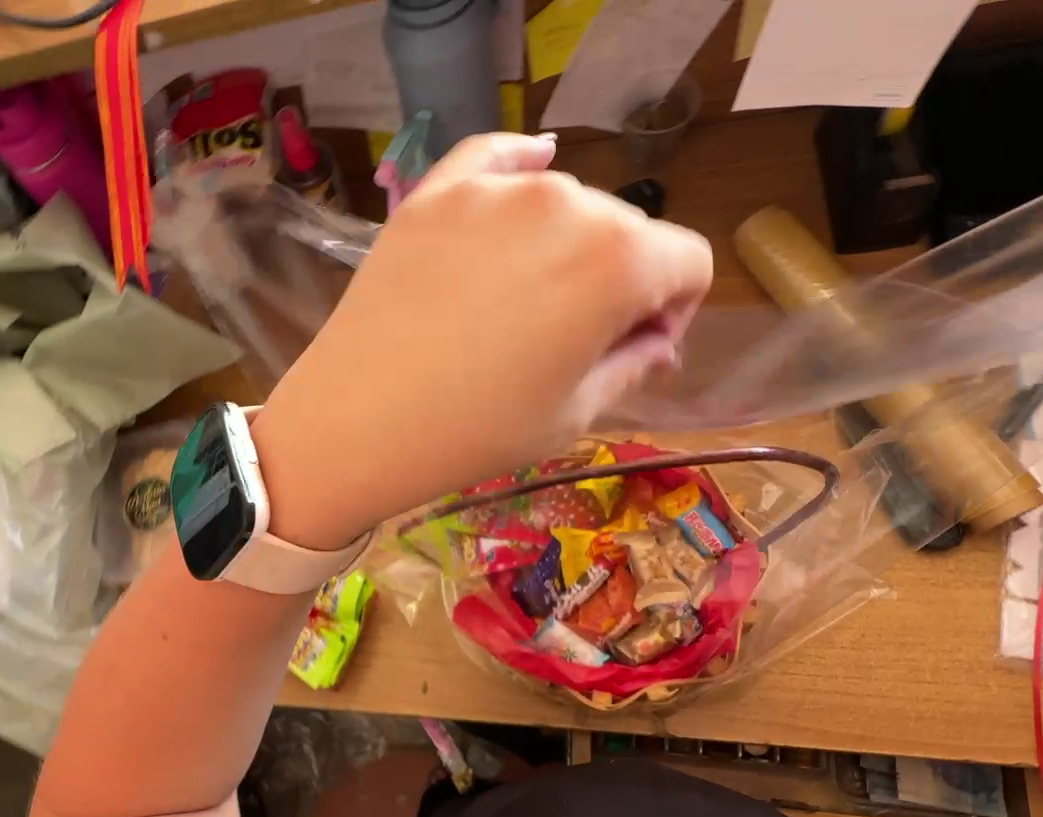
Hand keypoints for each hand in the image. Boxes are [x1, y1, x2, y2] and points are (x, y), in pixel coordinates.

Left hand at [251, 133, 713, 549]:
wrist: (354, 425)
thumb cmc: (474, 433)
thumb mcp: (574, 415)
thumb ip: (634, 363)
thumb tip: (655, 337)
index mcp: (619, 260)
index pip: (687, 263)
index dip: (674, 311)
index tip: (636, 350)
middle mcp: (565, 203)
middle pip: (625, 231)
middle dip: (619, 282)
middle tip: (570, 339)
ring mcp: (492, 191)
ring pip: (563, 204)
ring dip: (564, 247)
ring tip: (520, 302)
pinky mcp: (433, 194)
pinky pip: (494, 158)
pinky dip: (517, 165)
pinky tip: (528, 168)